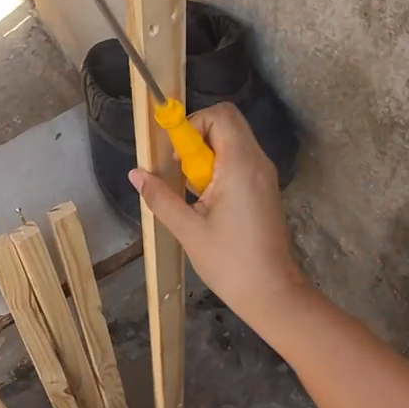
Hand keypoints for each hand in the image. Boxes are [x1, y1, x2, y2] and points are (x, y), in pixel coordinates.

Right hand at [130, 103, 313, 325]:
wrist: (272, 292)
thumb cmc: (230, 261)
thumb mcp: (187, 229)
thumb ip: (160, 197)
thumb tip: (136, 174)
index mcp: (240, 165)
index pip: (220, 115)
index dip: (192, 124)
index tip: (175, 157)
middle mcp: (257, 161)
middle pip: (227, 123)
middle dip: (197, 139)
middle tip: (181, 172)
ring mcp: (264, 174)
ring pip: (232, 142)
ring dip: (206, 156)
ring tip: (193, 191)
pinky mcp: (264, 188)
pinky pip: (239, 161)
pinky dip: (219, 169)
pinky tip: (207, 201)